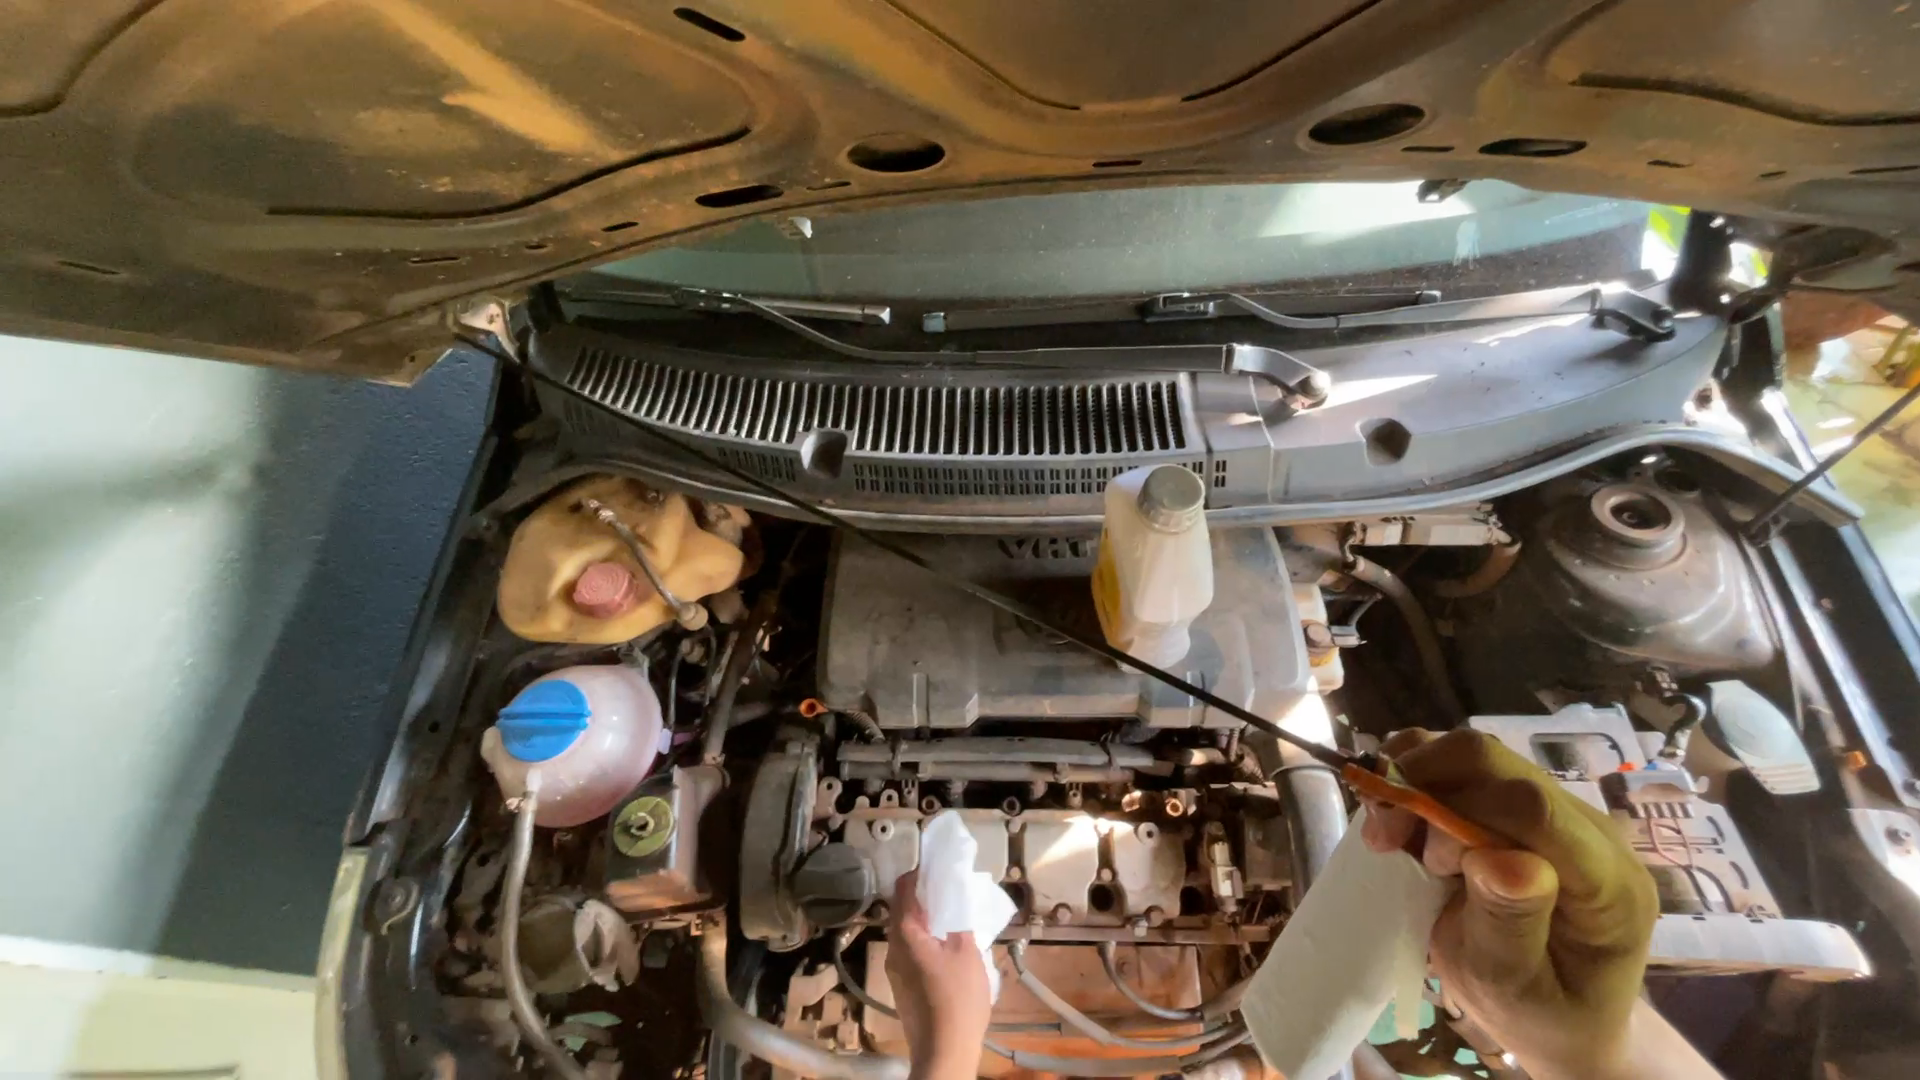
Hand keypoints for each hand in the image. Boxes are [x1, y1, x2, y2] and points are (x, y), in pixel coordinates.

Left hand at [886, 871, 989, 1079]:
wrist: (945, 1052)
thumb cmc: (958, 997)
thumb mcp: (967, 950)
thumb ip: (958, 919)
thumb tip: (953, 898)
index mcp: (906, 934)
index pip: (903, 889)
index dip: (918, 873)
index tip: (937, 866)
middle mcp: (893, 948)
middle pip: (902, 910)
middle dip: (924, 896)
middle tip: (949, 890)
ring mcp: (895, 970)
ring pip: (906, 932)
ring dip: (925, 920)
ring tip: (951, 916)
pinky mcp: (902, 987)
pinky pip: (910, 951)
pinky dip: (924, 939)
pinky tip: (946, 946)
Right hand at [1361, 729, 1661, 1079]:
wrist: (1551, 1014)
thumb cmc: (1535, 1010)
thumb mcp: (1514, 984)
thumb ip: (1512, 921)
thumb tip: (1507, 859)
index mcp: (1604, 879)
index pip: (1529, 806)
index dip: (1453, 810)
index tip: (1409, 853)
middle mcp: (1585, 827)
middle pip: (1490, 760)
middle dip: (1419, 784)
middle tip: (1385, 838)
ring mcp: (1551, 807)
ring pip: (1466, 751)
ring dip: (1407, 778)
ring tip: (1390, 833)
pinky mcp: (1514, 800)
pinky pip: (1453, 761)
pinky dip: (1409, 776)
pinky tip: (1400, 818)